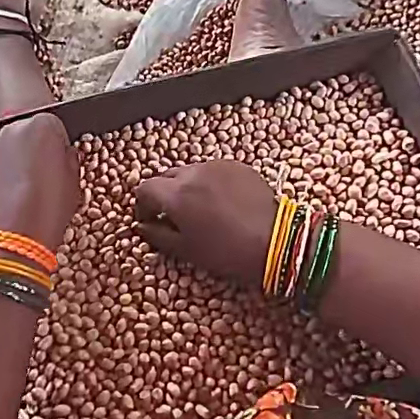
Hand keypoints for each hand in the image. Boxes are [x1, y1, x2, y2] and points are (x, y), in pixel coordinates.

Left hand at [0, 114, 80, 248]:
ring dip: (15, 163)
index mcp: (44, 126)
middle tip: (42, 178)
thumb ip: (69, 160)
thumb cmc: (47, 209)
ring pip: (7, 149)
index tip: (59, 163)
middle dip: (34, 151)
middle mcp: (14, 129)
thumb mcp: (74, 183)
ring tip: (25, 191)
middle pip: (28, 134)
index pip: (54, 127)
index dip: (57, 147)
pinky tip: (9, 197)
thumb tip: (65, 157)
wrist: (15, 235)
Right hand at [133, 161, 277, 287]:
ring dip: (185, 188)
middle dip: (162, 195)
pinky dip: (208, 183)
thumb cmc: (227, 252)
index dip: (142, 206)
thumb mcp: (186, 250)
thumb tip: (142, 226)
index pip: (144, 189)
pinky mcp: (237, 166)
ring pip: (189, 172)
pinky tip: (219, 204)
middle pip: (165, 177)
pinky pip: (212, 171)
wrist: (278, 242)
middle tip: (171, 216)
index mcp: (176, 194)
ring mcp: (217, 166)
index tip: (148, 220)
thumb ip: (157, 235)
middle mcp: (193, 173)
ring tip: (198, 210)